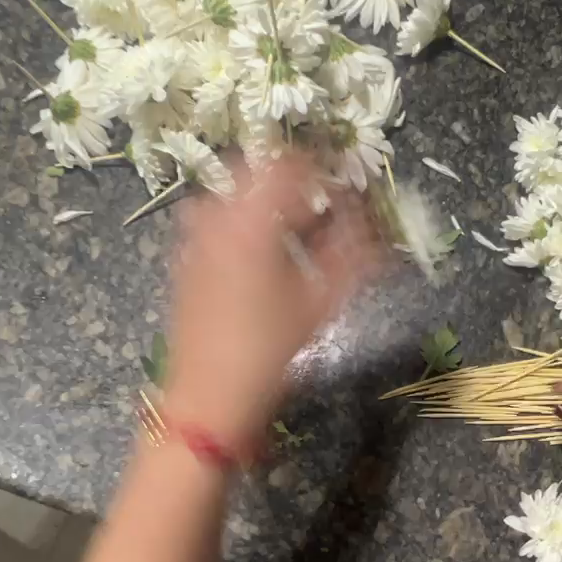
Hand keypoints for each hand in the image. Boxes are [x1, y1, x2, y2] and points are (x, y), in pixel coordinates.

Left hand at [160, 156, 378, 452]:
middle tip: (317, 203)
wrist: (209, 395)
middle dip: (288, 180)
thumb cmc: (268, 350)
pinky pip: (211, 220)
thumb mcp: (320, 304)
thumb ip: (353, 257)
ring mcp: (193, 238)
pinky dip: (237, 221)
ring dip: (259, 198)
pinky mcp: (183, 261)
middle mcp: (215, 217)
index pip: (287, 166)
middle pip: (253, 171)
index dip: (319, 167)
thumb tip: (378, 229)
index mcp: (251, 220)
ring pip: (228, 194)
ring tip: (287, 226)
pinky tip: (256, 253)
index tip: (341, 183)